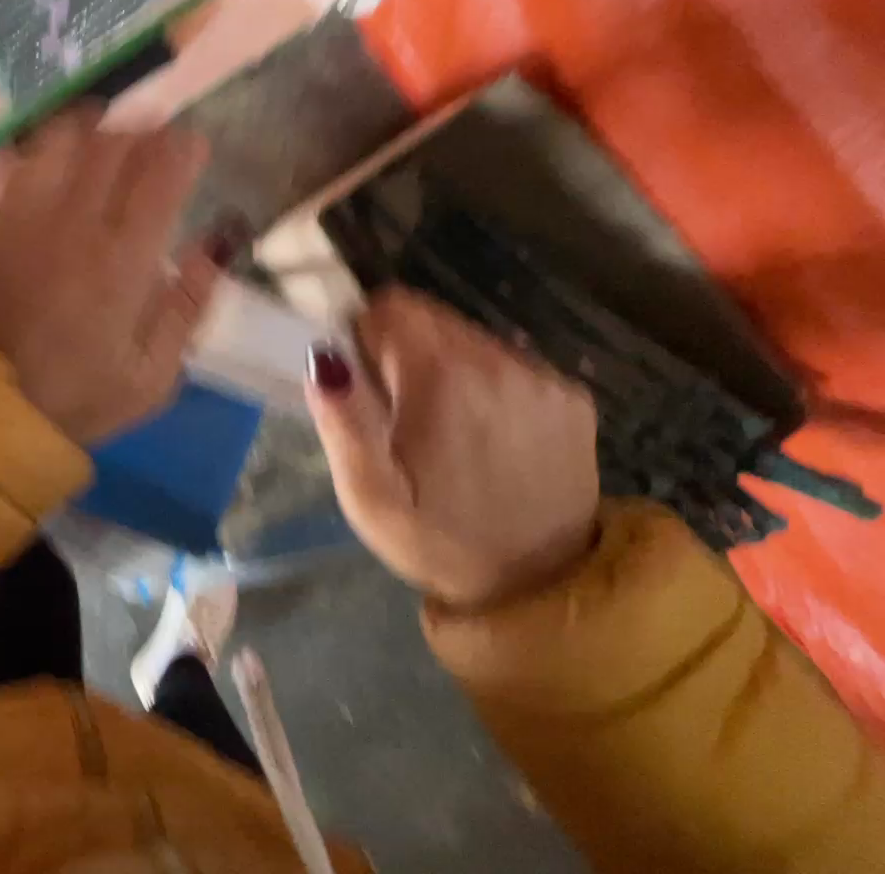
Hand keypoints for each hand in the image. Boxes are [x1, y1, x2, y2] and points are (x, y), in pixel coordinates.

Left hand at [0, 107, 219, 444]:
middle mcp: (73, 228)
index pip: (160, 176)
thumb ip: (186, 308)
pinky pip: (20, 168)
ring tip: (108, 131)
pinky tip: (59, 155)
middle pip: (111, 145)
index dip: (182, 149)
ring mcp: (26, 223)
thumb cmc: (75, 398)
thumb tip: (211, 246)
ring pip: (61, 143)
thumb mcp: (150, 378)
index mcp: (122, 264)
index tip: (194, 145)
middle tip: (155, 135)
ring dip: (91, 127)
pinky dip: (46, 150)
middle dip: (142, 128)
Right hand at [306, 288, 599, 609]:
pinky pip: (507, 365)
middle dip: (400, 351)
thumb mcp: (368, 495)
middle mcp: (501, 364)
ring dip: (440, 367)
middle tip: (391, 412)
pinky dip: (482, 385)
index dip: (362, 334)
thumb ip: (343, 422)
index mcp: (445, 379)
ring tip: (434, 427)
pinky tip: (479, 435)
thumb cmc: (435, 540)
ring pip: (468, 339)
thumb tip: (324, 360)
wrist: (542, 587)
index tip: (358, 380)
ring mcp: (544, 379)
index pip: (392, 308)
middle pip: (430, 320)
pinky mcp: (571, 399)